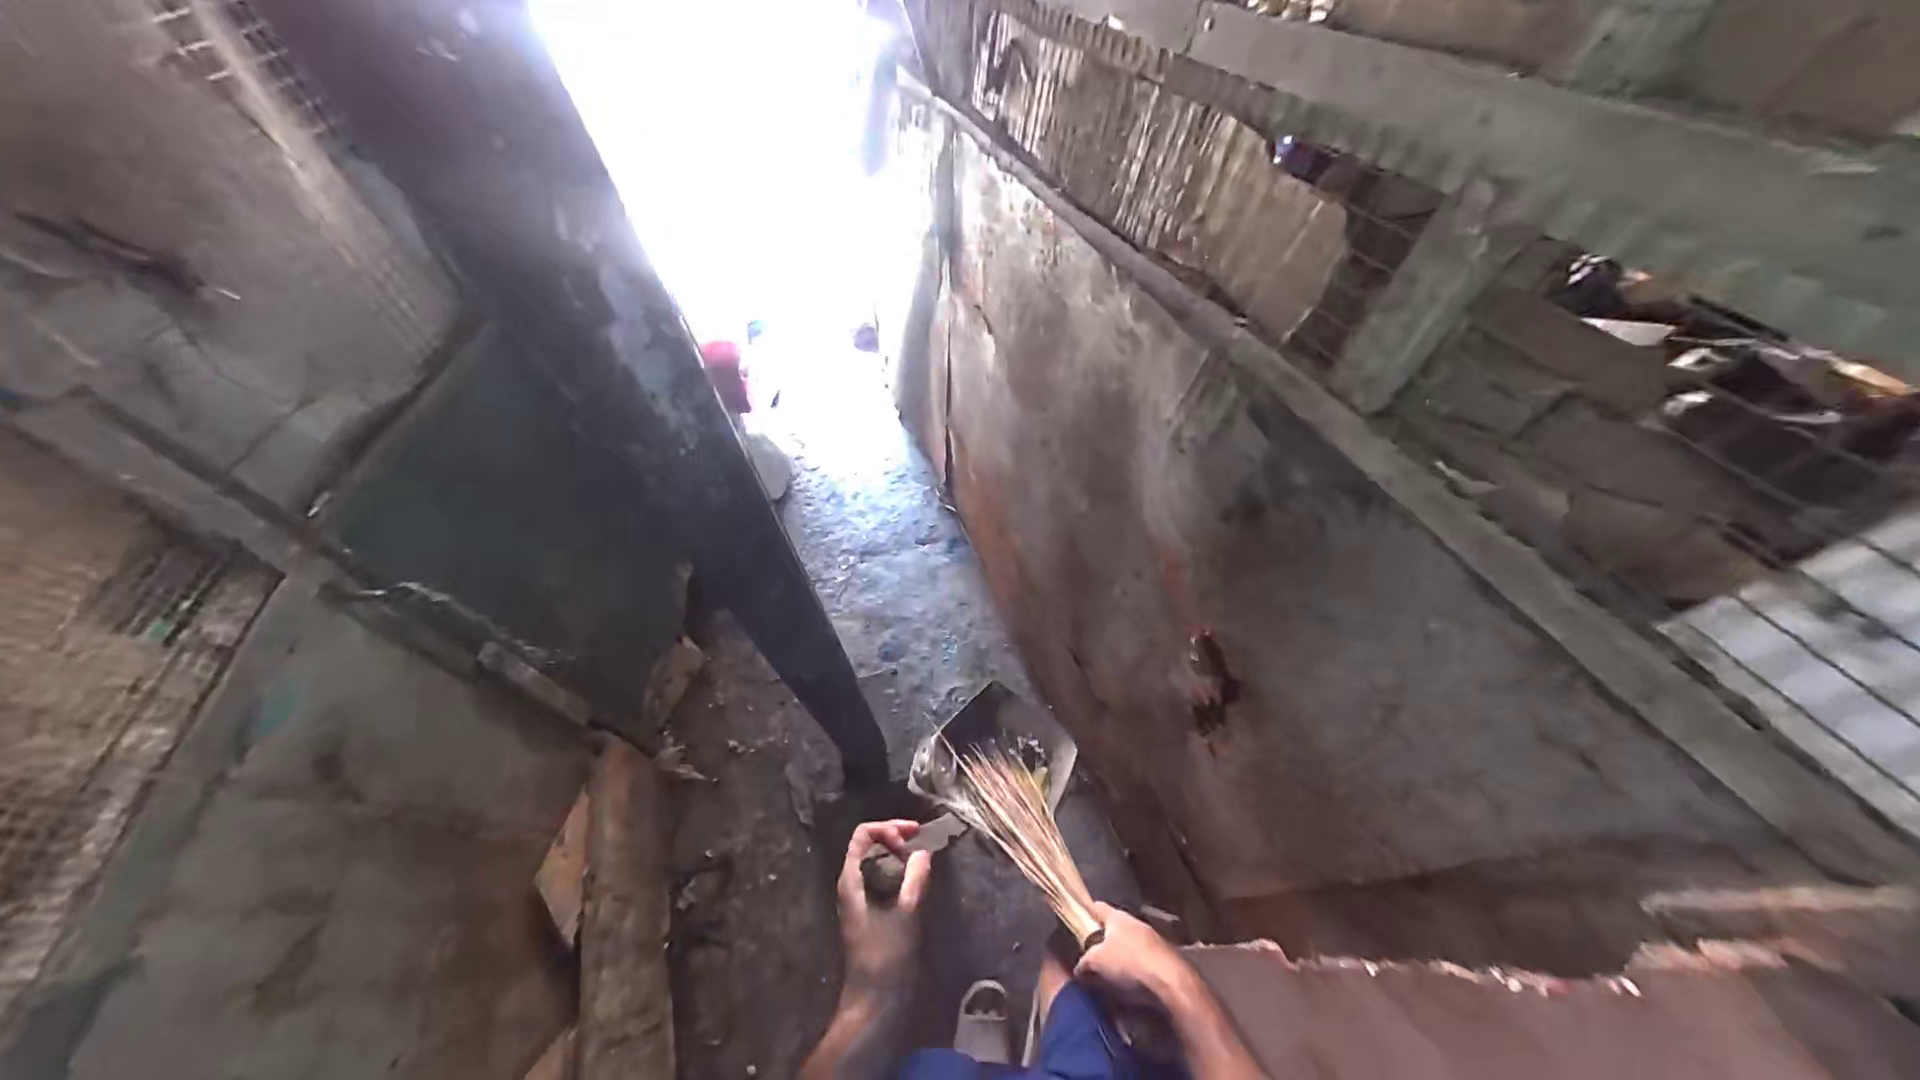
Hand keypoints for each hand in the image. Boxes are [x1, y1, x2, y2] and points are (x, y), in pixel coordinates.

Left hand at [835, 820, 932, 995]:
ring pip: (875, 858)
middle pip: (868, 842)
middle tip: (920, 838)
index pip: (863, 834)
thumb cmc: (885, 957)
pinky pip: (880, 874)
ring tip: (920, 854)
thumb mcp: (905, 915)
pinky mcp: (867, 907)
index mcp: (851, 879)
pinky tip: (914, 875)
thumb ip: (914, 880)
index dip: (887, 829)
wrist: (872, 1000)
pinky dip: (897, 868)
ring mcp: (857, 895)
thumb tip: (923, 852)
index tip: (910, 841)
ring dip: (897, 851)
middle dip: (894, 834)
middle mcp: (850, 882)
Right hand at [1074, 902, 1190, 1006]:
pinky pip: (1143, 962)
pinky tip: (1129, 985)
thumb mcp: (1096, 962)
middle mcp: (1136, 923)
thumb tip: (1079, 969)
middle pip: (1114, 927)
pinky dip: (1135, 971)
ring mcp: (1153, 941)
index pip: (1097, 907)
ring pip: (1130, 945)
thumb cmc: (1129, 962)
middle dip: (1103, 940)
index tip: (1076, 919)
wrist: (1172, 983)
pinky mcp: (1165, 961)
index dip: (1086, 912)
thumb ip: (1084, 963)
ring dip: (1120, 956)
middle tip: (1090, 954)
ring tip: (1108, 974)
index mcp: (1118, 917)